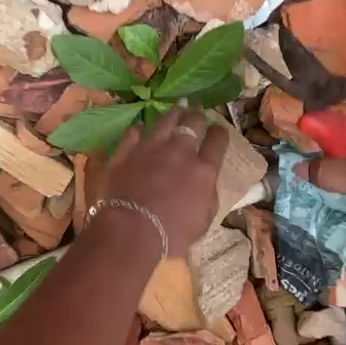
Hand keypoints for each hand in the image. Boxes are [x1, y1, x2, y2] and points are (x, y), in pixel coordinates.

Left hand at [101, 107, 228, 257]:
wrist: (132, 230)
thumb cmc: (172, 234)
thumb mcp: (203, 221)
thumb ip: (208, 196)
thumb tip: (206, 183)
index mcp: (203, 169)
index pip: (218, 141)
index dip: (219, 133)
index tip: (218, 131)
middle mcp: (180, 151)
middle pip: (193, 123)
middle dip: (198, 116)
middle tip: (197, 114)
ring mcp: (151, 147)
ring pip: (165, 120)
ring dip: (173, 114)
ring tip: (177, 109)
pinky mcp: (126, 151)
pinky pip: (134, 131)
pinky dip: (140, 130)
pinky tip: (141, 130)